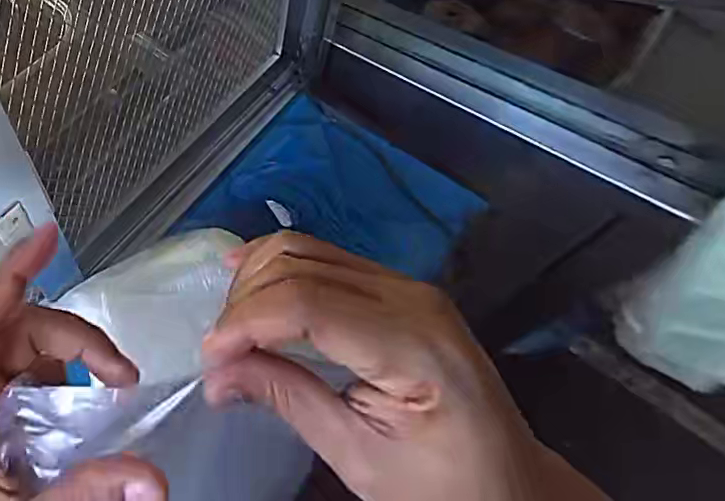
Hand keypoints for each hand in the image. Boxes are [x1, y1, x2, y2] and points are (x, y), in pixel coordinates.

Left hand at [0, 224, 168, 500]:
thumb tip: (152, 476)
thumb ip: (85, 493)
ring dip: (71, 356)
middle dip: (74, 339)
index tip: (46, 236)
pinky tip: (85, 406)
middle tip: (122, 371)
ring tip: (112, 381)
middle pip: (17, 333)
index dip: (13, 274)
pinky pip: (26, 382)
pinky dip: (62, 381)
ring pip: (24, 353)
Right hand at [201, 232, 605, 500]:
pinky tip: (248, 276)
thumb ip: (289, 401)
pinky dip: (278, 265)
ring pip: (306, 247)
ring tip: (229, 323)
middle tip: (217, 351)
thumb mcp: (362, 462)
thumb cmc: (445, 490)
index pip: (309, 303)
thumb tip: (217, 375)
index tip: (210, 355)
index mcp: (412, 345)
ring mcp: (403, 282)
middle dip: (246, 300)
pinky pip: (323, 255)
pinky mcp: (393, 282)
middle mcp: (408, 294)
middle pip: (302, 265)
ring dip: (256, 276)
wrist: (514, 485)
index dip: (248, 319)